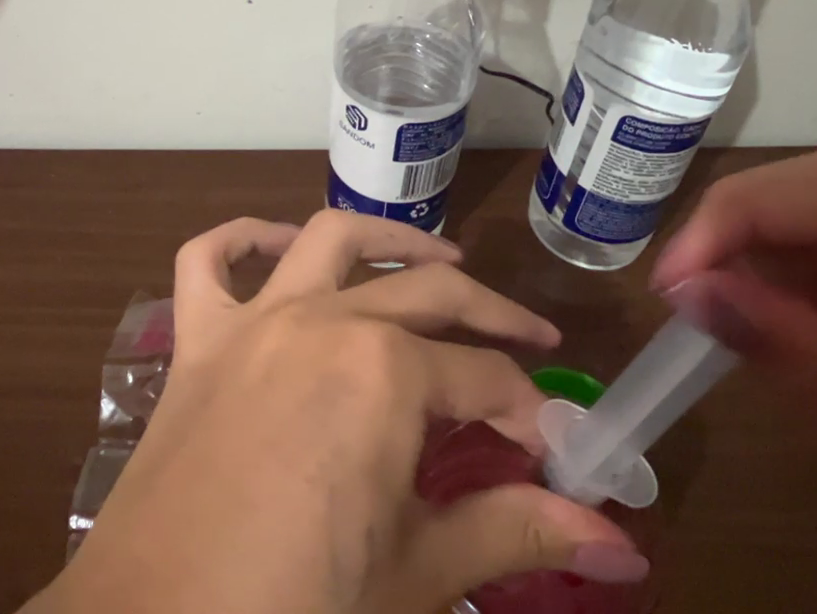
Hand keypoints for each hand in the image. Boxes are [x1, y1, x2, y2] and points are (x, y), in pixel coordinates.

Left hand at [28, 211, 644, 613]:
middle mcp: (324, 322)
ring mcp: (254, 321)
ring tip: (437, 259)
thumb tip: (620, 543)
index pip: (486, 378)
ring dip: (389, 241)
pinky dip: (242, 239)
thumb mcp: (417, 570)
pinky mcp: (197, 341)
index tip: (550, 443)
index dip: (528, 411)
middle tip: (530, 340)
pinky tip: (278, 245)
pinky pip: (208, 260)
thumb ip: (516, 532)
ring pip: (330, 241)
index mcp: (386, 373)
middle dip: (492, 316)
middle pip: (429, 296)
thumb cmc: (297, 606)